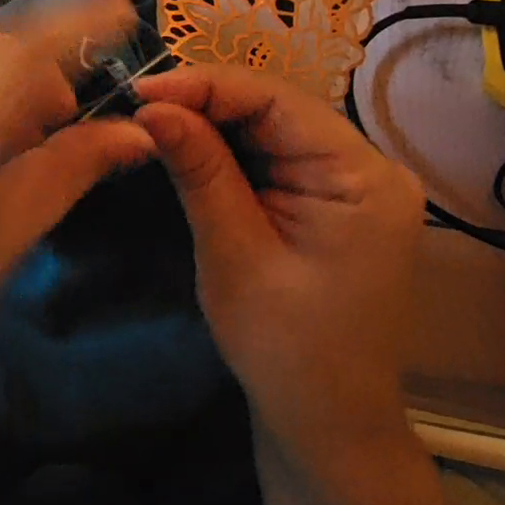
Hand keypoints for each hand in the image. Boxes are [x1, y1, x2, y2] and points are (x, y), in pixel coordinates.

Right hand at [129, 64, 425, 440]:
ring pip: (270, 126)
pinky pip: (274, 152)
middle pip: (276, 107)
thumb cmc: (282, 345)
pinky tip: (187, 144)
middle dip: (203, 101)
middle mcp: (369, 167)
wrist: (325, 418)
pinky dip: (227, 147)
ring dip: (210, 121)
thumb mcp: (232, 251)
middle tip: (136, 103)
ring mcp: (353, 182)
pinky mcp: (332, 198)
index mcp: (362, 179)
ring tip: (151, 117)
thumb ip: (198, 170)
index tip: (138, 89)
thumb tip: (150, 105)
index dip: (204, 86)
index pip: (276, 100)